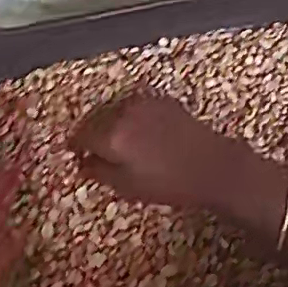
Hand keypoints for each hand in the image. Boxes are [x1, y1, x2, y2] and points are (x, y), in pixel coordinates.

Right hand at [69, 93, 264, 212]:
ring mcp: (146, 102)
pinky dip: (130, 115)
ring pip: (115, 109)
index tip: (76, 154)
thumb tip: (81, 162)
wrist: (212, 164)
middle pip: (96, 118)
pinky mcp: (163, 100)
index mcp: (112, 134)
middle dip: (91, 132)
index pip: (81, 135)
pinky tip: (138, 132)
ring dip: (110, 122)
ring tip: (116, 142)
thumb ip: (98, 170)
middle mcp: (125, 111)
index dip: (76, 145)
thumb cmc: (168, 182)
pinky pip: (135, 105)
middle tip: (93, 150)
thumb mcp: (127, 186)